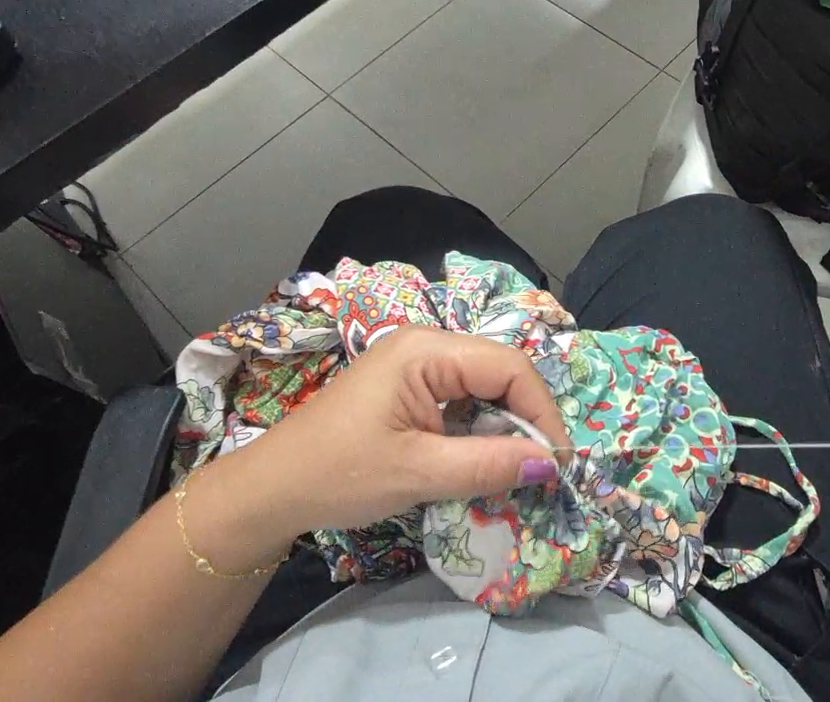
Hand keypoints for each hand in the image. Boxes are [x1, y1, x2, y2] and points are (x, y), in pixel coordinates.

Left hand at [228, 326, 572, 534]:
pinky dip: (478, 426)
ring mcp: (415, 361)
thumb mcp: (419, 473)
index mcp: (426, 349)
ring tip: (512, 467)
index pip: (509, 366)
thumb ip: (488, 464)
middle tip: (539, 468)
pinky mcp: (409, 384)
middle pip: (499, 370)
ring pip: (483, 384)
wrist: (272, 487)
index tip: (557, 462)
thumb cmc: (340, 474)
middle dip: (524, 417)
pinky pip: (461, 396)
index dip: (540, 411)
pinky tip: (480, 457)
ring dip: (502, 424)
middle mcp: (425, 343)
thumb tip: (551, 463)